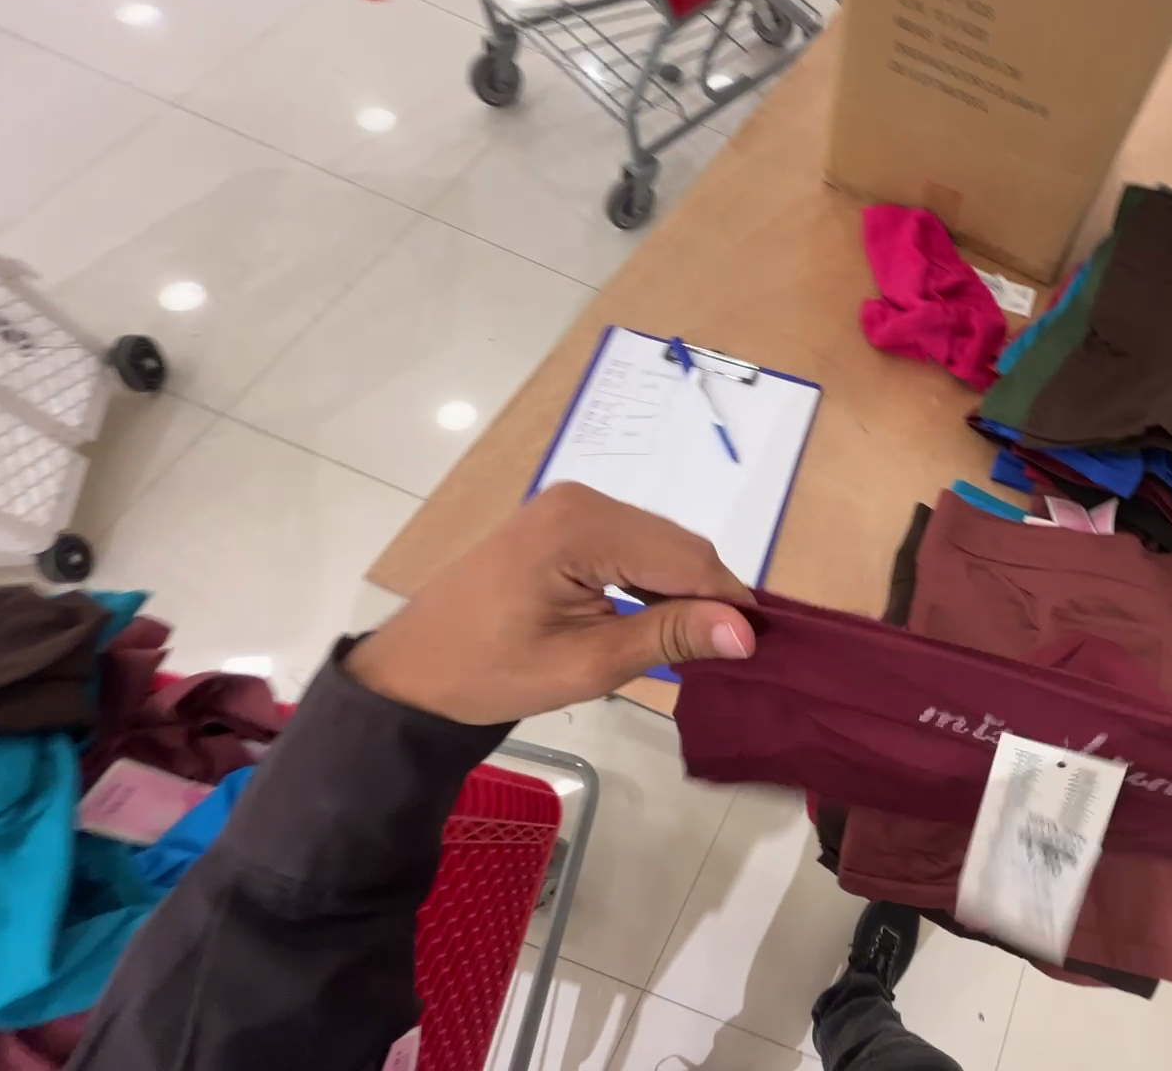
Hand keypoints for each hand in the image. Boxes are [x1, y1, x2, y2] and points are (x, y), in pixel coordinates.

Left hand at [348, 483, 754, 724]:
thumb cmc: (494, 673)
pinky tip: (655, 611)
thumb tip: (747, 633)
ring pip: (665, 543)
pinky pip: (639, 543)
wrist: (415, 672)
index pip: (686, 558)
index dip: (728, 600)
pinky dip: (658, 578)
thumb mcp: (589, 663)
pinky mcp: (571, 518)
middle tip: (722, 647)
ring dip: (685, 587)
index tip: (756, 642)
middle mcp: (584, 500)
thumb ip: (671, 636)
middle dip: (708, 594)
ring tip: (689, 636)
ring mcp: (576, 504)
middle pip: (679, 545)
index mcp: (583, 527)